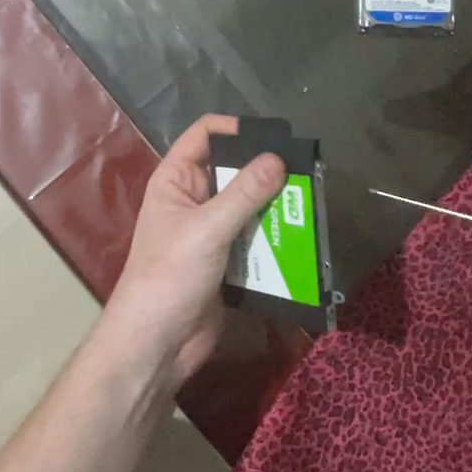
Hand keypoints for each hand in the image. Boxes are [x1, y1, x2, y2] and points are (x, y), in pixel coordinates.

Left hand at [99, 115, 285, 386]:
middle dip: (267, 172)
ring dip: (276, 207)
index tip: (275, 137)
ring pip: (249, 206)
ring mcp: (210, 231)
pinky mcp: (227, 260)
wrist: (158, 342)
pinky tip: (303, 236)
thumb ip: (244, 194)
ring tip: (313, 203)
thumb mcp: (207, 229)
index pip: (204, 135)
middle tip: (308, 172)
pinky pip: (255, 238)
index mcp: (175, 180)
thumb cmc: (170, 275)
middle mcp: (193, 199)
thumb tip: (278, 158)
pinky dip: (275, 237)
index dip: (236, 129)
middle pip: (234, 170)